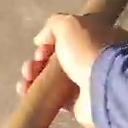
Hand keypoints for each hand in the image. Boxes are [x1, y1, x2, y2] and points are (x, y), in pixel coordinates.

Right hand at [19, 13, 125, 127]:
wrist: (101, 89)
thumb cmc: (88, 50)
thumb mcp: (70, 24)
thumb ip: (54, 25)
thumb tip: (41, 39)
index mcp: (102, 36)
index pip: (73, 34)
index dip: (53, 38)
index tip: (42, 44)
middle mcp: (96, 58)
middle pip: (60, 55)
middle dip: (40, 57)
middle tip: (35, 61)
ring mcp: (87, 82)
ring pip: (53, 76)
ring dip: (34, 74)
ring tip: (27, 76)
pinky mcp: (77, 103)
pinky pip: (52, 96)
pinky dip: (35, 91)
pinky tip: (25, 90)